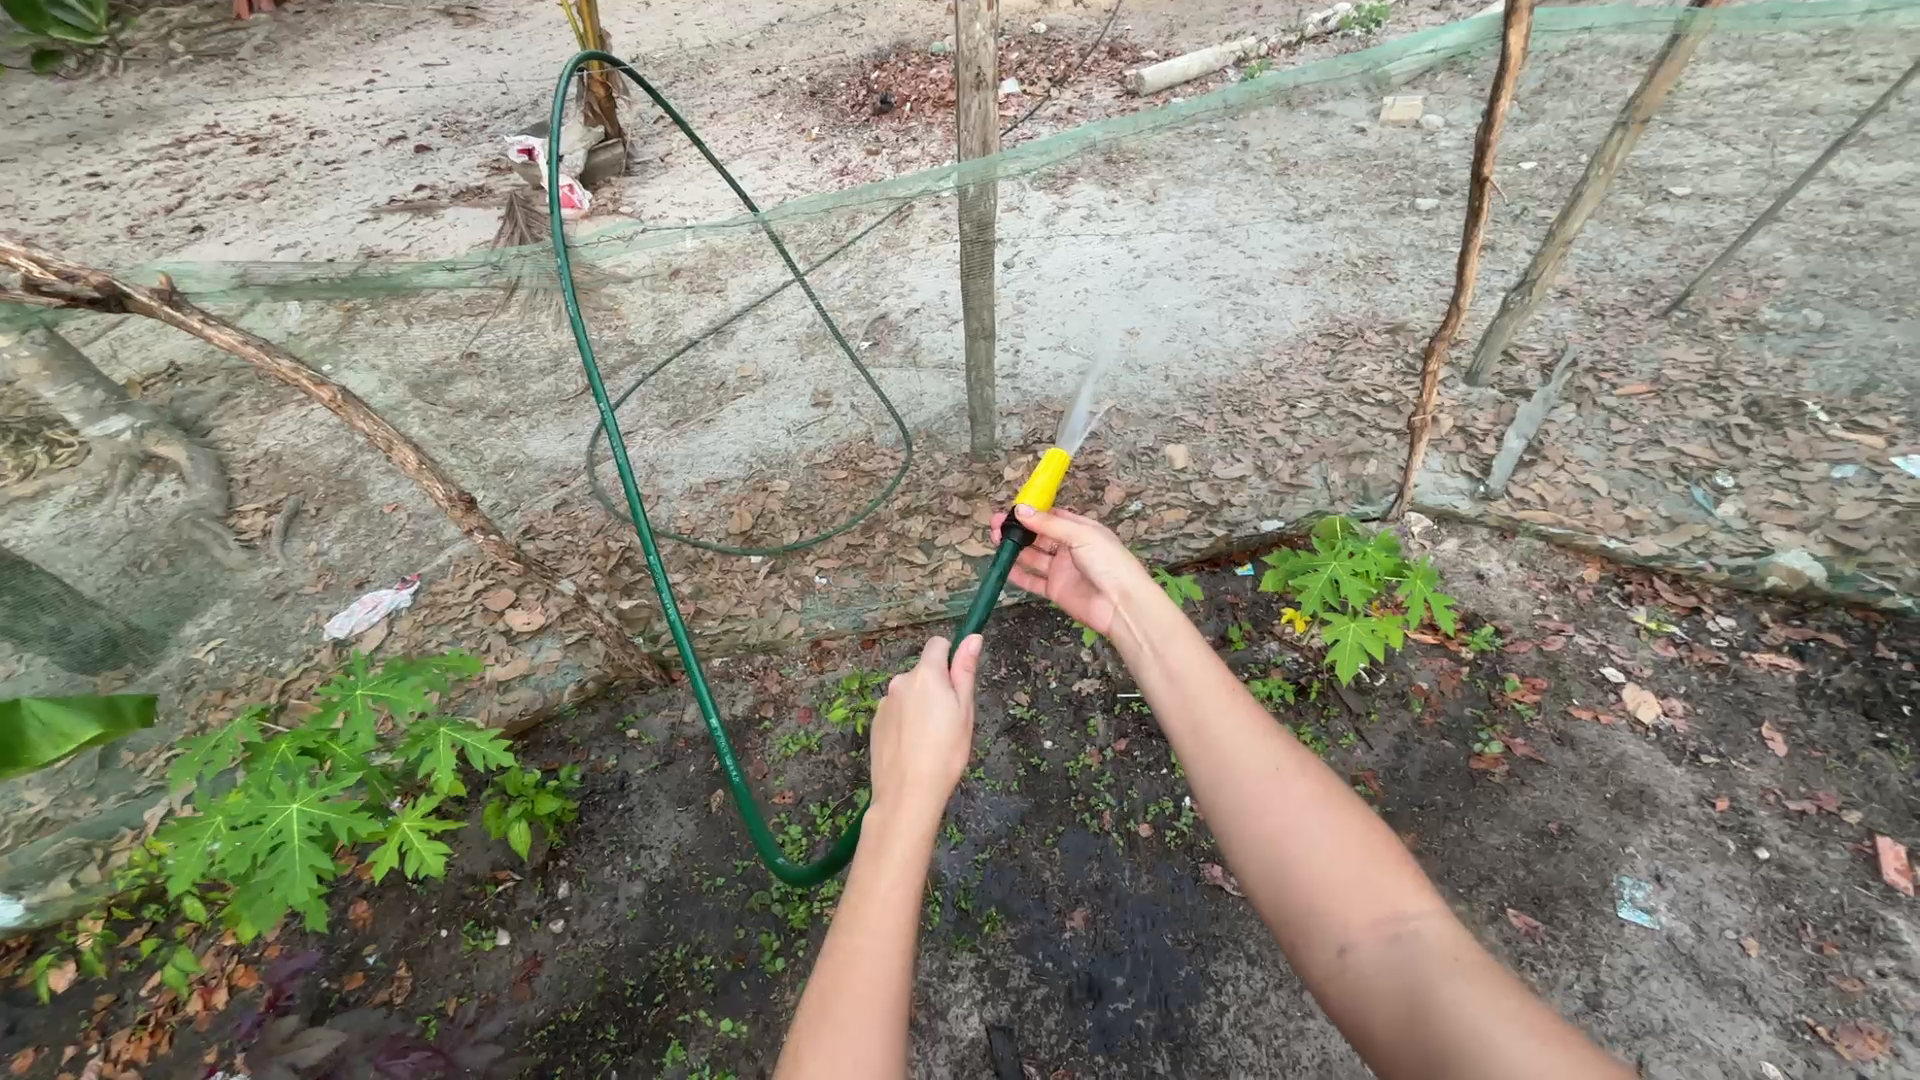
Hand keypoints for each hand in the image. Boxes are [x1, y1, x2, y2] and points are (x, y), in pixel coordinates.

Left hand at [867, 635, 980, 829]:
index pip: (937, 644)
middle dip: (936, 688)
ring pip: (909, 694)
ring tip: (930, 739)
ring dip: (919, 706)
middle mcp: (900, 682)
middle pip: (923, 672)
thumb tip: (973, 637)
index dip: (950, 660)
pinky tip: (913, 747)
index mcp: (925, 675)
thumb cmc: (945, 752)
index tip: (957, 686)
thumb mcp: (964, 710)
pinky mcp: (876, 723)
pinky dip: (905, 722)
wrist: (907, 793)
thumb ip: (965, 670)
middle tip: (948, 721)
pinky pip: (896, 712)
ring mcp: (885, 703)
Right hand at [990, 504, 1155, 637]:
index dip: (1031, 513)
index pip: (1051, 517)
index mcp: (1080, 530)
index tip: (1010, 510)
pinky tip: (1004, 567)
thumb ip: (1049, 524)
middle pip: (1038, 536)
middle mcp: (1069, 548)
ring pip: (1033, 556)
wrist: (1120, 604)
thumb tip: (1021, 510)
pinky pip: (1033, 581)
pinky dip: (1018, 574)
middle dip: (1018, 530)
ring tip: (995, 541)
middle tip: (996, 525)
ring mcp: (1062, 570)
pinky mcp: (1056, 590)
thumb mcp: (1081, 535)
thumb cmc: (1109, 563)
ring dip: (1015, 549)